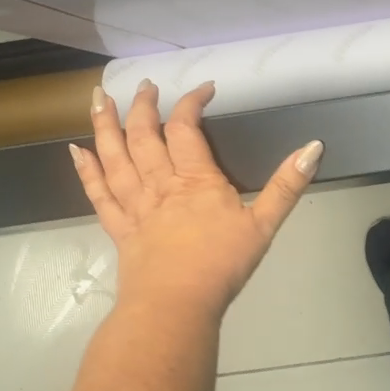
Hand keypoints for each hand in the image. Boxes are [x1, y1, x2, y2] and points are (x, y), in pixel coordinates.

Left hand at [71, 80, 322, 317]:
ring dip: (106, 125)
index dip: (193, 102)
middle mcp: (161, 184)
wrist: (176, 306)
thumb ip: (287, 185)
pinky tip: (76, 151)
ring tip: (99, 98)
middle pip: (145, 136)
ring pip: (116, 157)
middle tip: (145, 85)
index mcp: (196, 179)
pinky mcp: (120, 228)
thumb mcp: (264, 224)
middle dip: (144, 106)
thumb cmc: (221, 265)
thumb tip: (313, 146)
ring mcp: (136, 205)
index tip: (204, 88)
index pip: (188, 128)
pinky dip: (86, 171)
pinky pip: (99, 194)